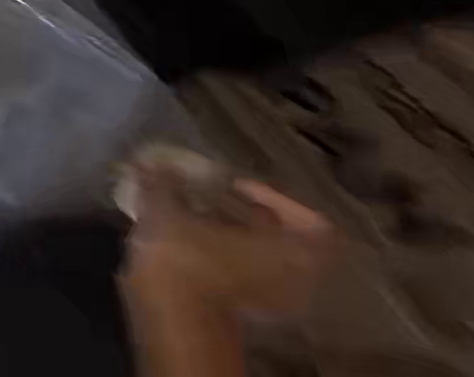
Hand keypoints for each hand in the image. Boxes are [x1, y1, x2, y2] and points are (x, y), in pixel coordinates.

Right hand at [121, 166, 333, 321]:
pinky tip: (188, 237)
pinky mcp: (248, 305)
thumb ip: (165, 182)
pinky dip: (225, 251)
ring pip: (265, 256)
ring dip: (234, 232)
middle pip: (286, 239)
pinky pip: (248, 271)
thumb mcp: (167, 206)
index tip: (237, 187)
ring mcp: (274, 296)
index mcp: (292, 253)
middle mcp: (295, 277)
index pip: (314, 223)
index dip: (277, 199)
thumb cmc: (184, 254)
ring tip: (194, 213)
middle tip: (212, 196)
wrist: (173, 309)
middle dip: (249, 214)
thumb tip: (160, 163)